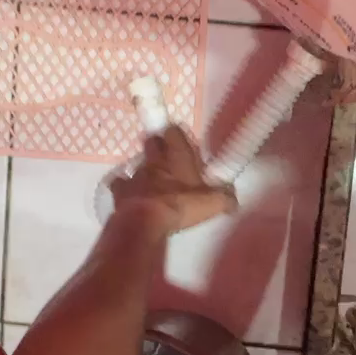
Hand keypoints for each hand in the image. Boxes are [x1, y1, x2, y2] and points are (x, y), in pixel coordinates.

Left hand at [109, 127, 235, 233]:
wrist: (145, 222)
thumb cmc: (180, 206)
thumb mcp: (212, 203)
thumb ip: (226, 199)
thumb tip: (235, 201)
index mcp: (177, 157)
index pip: (174, 132)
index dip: (177, 134)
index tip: (181, 141)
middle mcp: (154, 161)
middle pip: (152, 142)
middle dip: (158, 145)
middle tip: (167, 157)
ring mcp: (135, 175)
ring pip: (138, 163)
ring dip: (144, 169)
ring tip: (152, 181)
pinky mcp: (120, 191)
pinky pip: (120, 184)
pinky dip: (124, 186)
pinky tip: (130, 193)